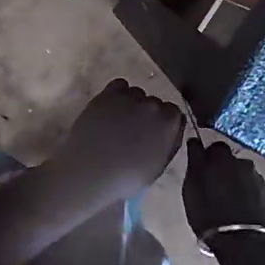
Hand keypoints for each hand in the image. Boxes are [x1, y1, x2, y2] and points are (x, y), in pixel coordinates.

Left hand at [48, 80, 185, 199]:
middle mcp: (153, 105)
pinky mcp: (107, 94)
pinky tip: (110, 109)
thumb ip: (169, 142)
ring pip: (137, 94)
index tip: (154, 136)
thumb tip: (170, 130)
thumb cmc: (126, 179)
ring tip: (118, 122)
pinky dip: (118, 94)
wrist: (90, 172)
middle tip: (134, 133)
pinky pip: (119, 85)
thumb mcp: (158, 166)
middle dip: (148, 115)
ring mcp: (130, 97)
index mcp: (169, 123)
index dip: (164, 125)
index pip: (174, 114)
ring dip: (132, 104)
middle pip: (156, 103)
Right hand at [183, 139, 264, 246]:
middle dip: (224, 169)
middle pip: (232, 161)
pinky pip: (255, 190)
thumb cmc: (209, 215)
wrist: (243, 242)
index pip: (215, 147)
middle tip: (215, 188)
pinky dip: (249, 195)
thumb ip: (194, 162)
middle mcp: (243, 163)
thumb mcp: (191, 189)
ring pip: (244, 175)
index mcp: (223, 159)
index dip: (209, 157)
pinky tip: (243, 210)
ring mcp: (259, 179)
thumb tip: (195, 141)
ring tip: (230, 202)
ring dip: (237, 182)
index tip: (203, 170)